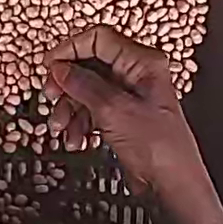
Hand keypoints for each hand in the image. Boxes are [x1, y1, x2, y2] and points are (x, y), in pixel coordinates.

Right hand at [43, 26, 213, 207]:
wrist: (172, 183)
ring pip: (87, 93)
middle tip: (51, 98)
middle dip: (67, 86)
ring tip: (62, 129)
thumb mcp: (114, 110)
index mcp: (142, 63)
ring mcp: (128, 99)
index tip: (50, 66)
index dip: (71, 50)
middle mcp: (136, 77)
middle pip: (89, 67)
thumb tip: (60, 69)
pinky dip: (80, 125)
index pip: (99, 40)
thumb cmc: (159, 147)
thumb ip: (84, 86)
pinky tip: (76, 140)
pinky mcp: (122, 120)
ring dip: (70, 110)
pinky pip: (92, 113)